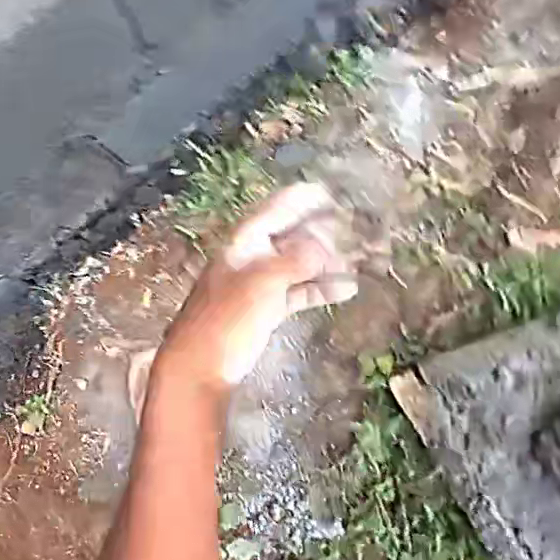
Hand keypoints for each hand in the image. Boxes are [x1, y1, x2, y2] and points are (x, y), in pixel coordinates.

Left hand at [157, 183, 357, 389]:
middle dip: (321, 232)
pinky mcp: (263, 312)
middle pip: (289, 237)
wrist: (198, 368)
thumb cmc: (225, 321)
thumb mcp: (262, 283)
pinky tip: (345, 290)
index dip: (299, 200)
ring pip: (296, 266)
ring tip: (360, 260)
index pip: (273, 212)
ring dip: (326, 263)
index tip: (328, 192)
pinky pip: (296, 293)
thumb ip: (295, 260)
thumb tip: (325, 246)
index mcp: (241, 245)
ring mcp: (256, 287)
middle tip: (355, 228)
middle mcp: (249, 260)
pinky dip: (318, 289)